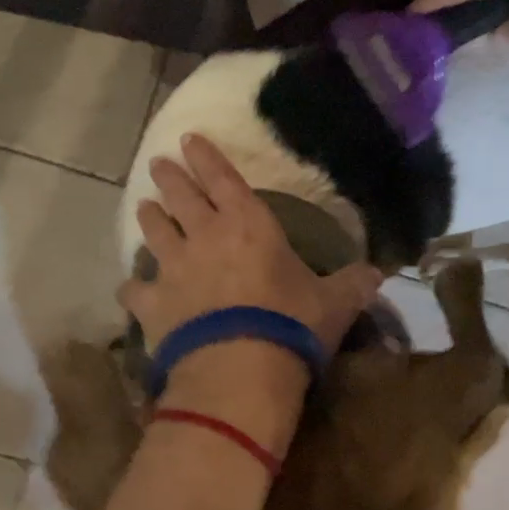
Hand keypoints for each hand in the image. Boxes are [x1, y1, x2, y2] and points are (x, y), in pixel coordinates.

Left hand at [124, 134, 384, 355]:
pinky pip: (134, 288)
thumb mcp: (334, 304)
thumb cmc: (292, 325)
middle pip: (181, 196)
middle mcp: (205, 235)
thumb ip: (353, 284)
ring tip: (143, 207)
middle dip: (170, 176)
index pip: (223, 178)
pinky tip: (130, 287)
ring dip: (148, 217)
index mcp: (248, 224)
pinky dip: (132, 286)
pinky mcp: (152, 303)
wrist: (239, 371)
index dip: (206, 156)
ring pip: (153, 231)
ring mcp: (173, 267)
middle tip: (158, 163)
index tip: (189, 138)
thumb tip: (378, 273)